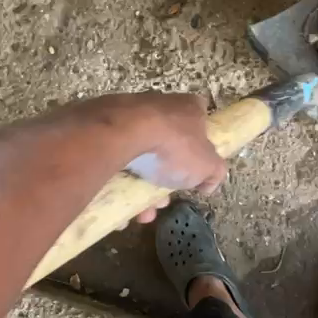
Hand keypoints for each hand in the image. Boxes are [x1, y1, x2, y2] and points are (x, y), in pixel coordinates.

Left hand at [63, 92, 226, 225]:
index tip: (194, 168)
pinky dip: (118, 183)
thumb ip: (215, 173)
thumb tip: (209, 182)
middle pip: (167, 144)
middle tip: (162, 200)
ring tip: (140, 213)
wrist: (120, 133)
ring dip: (141, 186)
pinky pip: (114, 159)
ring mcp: (128, 114)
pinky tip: (118, 207)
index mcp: (188, 107)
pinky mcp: (102, 127)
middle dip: (165, 178)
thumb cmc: (172, 146)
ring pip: (139, 155)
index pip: (200, 119)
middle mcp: (159, 104)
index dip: (199, 144)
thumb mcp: (207, 165)